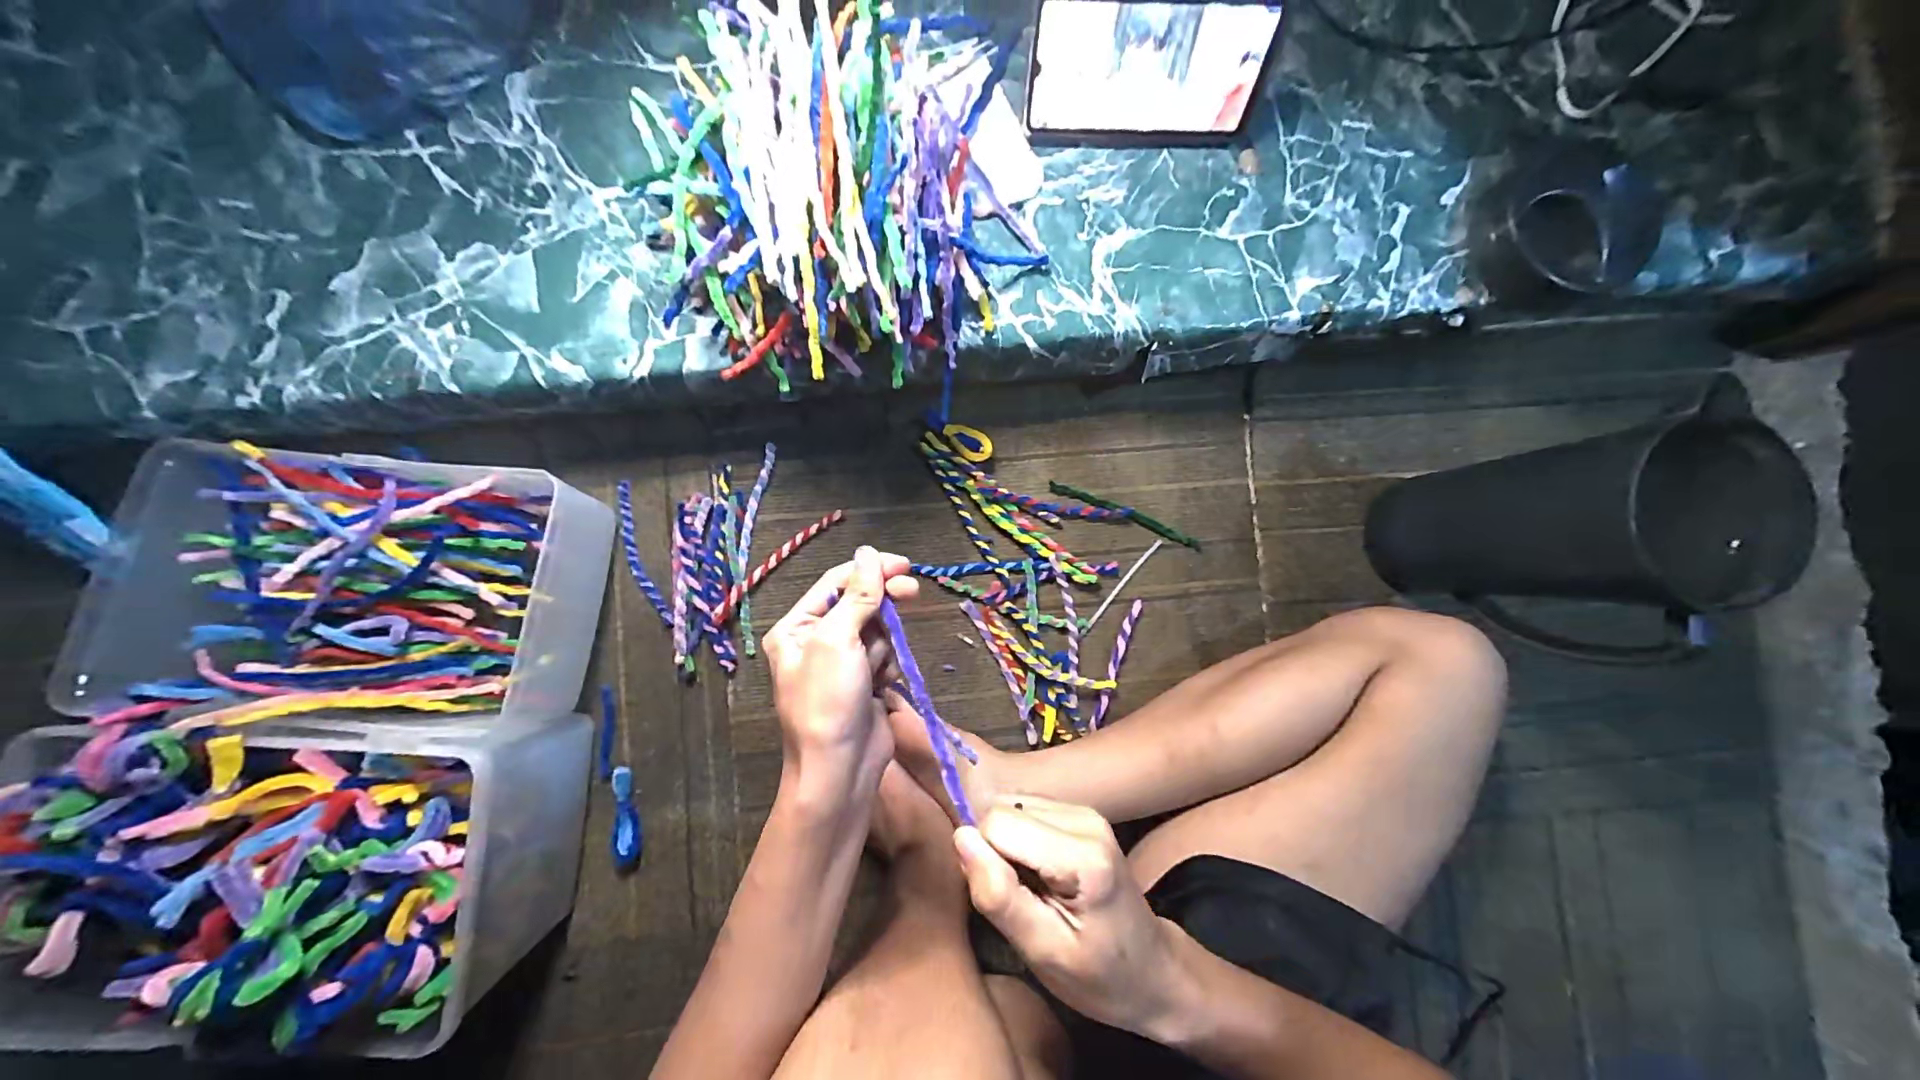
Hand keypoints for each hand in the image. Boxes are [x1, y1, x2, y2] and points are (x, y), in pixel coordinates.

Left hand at [762, 547, 917, 812]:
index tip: (903, 564)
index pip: (836, 583)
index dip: (869, 569)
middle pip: (860, 603)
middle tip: (911, 592)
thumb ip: (857, 595)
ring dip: (884, 645)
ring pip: (878, 630)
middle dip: (883, 603)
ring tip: (875, 671)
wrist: (839, 770)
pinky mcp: (864, 682)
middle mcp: (816, 641)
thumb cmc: (828, 701)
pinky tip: (882, 686)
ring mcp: (842, 663)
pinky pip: (885, 656)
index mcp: (796, 627)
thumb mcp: (838, 640)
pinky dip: (888, 666)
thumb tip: (868, 553)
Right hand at [953, 797, 1186, 1037]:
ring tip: (1032, 890)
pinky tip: (1040, 875)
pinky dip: (1019, 841)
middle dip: (996, 853)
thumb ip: (999, 895)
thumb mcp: (1044, 953)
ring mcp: (1085, 811)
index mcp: (1082, 855)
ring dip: (1007, 848)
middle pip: (1002, 811)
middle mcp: (1085, 819)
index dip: (986, 863)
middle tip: (1021, 900)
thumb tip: (961, 838)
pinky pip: (1024, 811)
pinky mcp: (1080, 812)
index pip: (997, 824)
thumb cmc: (1100, 977)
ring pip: (1009, 808)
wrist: (1153, 972)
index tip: (1007, 902)